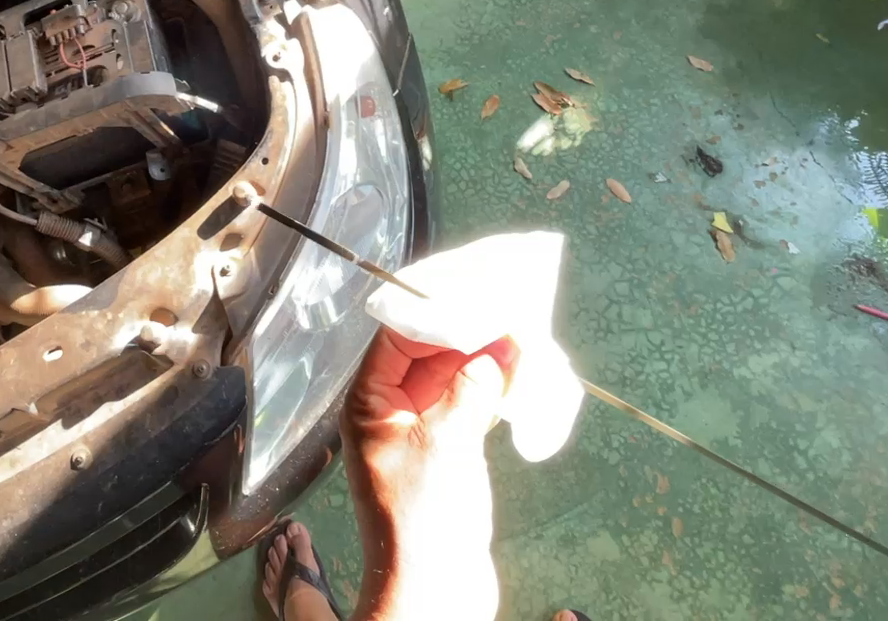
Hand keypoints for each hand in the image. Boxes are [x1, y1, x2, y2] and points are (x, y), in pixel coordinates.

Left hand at [341, 328, 519, 620]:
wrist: (435, 593)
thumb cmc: (425, 518)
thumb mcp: (447, 443)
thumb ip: (472, 388)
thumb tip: (500, 345)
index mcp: (369, 402)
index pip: (396, 337)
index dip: (433, 313)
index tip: (473, 295)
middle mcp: (388, 410)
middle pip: (425, 354)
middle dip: (464, 334)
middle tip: (505, 311)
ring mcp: (417, 430)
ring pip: (449, 378)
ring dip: (482, 361)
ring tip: (519, 337)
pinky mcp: (444, 450)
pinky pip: (464, 404)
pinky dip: (489, 389)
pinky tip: (516, 375)